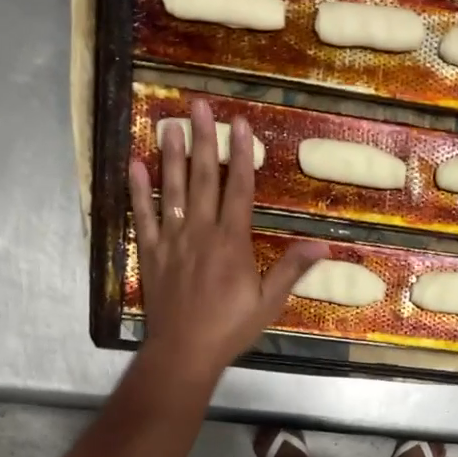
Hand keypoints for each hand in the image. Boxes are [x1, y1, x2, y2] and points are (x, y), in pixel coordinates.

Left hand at [127, 100, 324, 378]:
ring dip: (169, 155)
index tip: (241, 124)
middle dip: (202, 140)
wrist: (184, 351)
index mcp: (232, 242)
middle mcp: (201, 232)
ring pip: (171, 190)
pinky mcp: (150, 253)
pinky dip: (137, 190)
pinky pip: (142, 216)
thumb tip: (322, 245)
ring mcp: (172, 241)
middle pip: (202, 178)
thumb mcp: (269, 303)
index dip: (240, 155)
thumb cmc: (231, 329)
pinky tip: (134, 164)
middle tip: (198, 105)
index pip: (238, 189)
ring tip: (168, 123)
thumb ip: (291, 269)